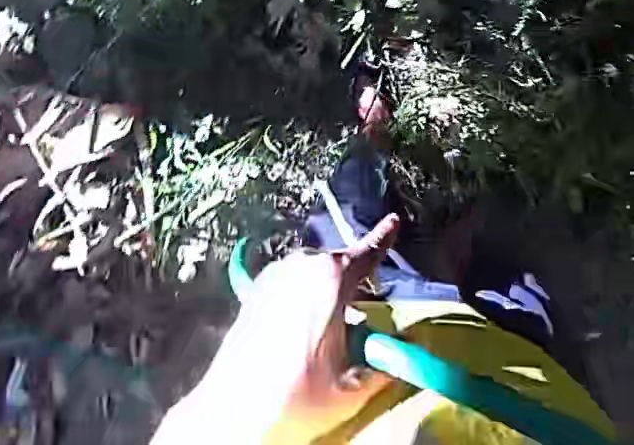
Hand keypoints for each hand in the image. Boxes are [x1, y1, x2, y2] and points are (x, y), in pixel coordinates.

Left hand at [155, 214, 401, 442]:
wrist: (230, 412)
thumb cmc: (295, 395)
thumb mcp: (350, 387)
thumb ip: (383, 364)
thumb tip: (404, 352)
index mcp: (333, 275)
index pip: (369, 252)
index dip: (384, 237)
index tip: (395, 220)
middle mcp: (304, 262)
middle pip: (340, 266)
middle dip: (349, 286)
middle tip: (350, 321)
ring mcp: (276, 270)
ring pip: (313, 274)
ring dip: (322, 292)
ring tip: (319, 334)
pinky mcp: (256, 286)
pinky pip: (290, 282)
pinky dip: (299, 297)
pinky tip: (294, 332)